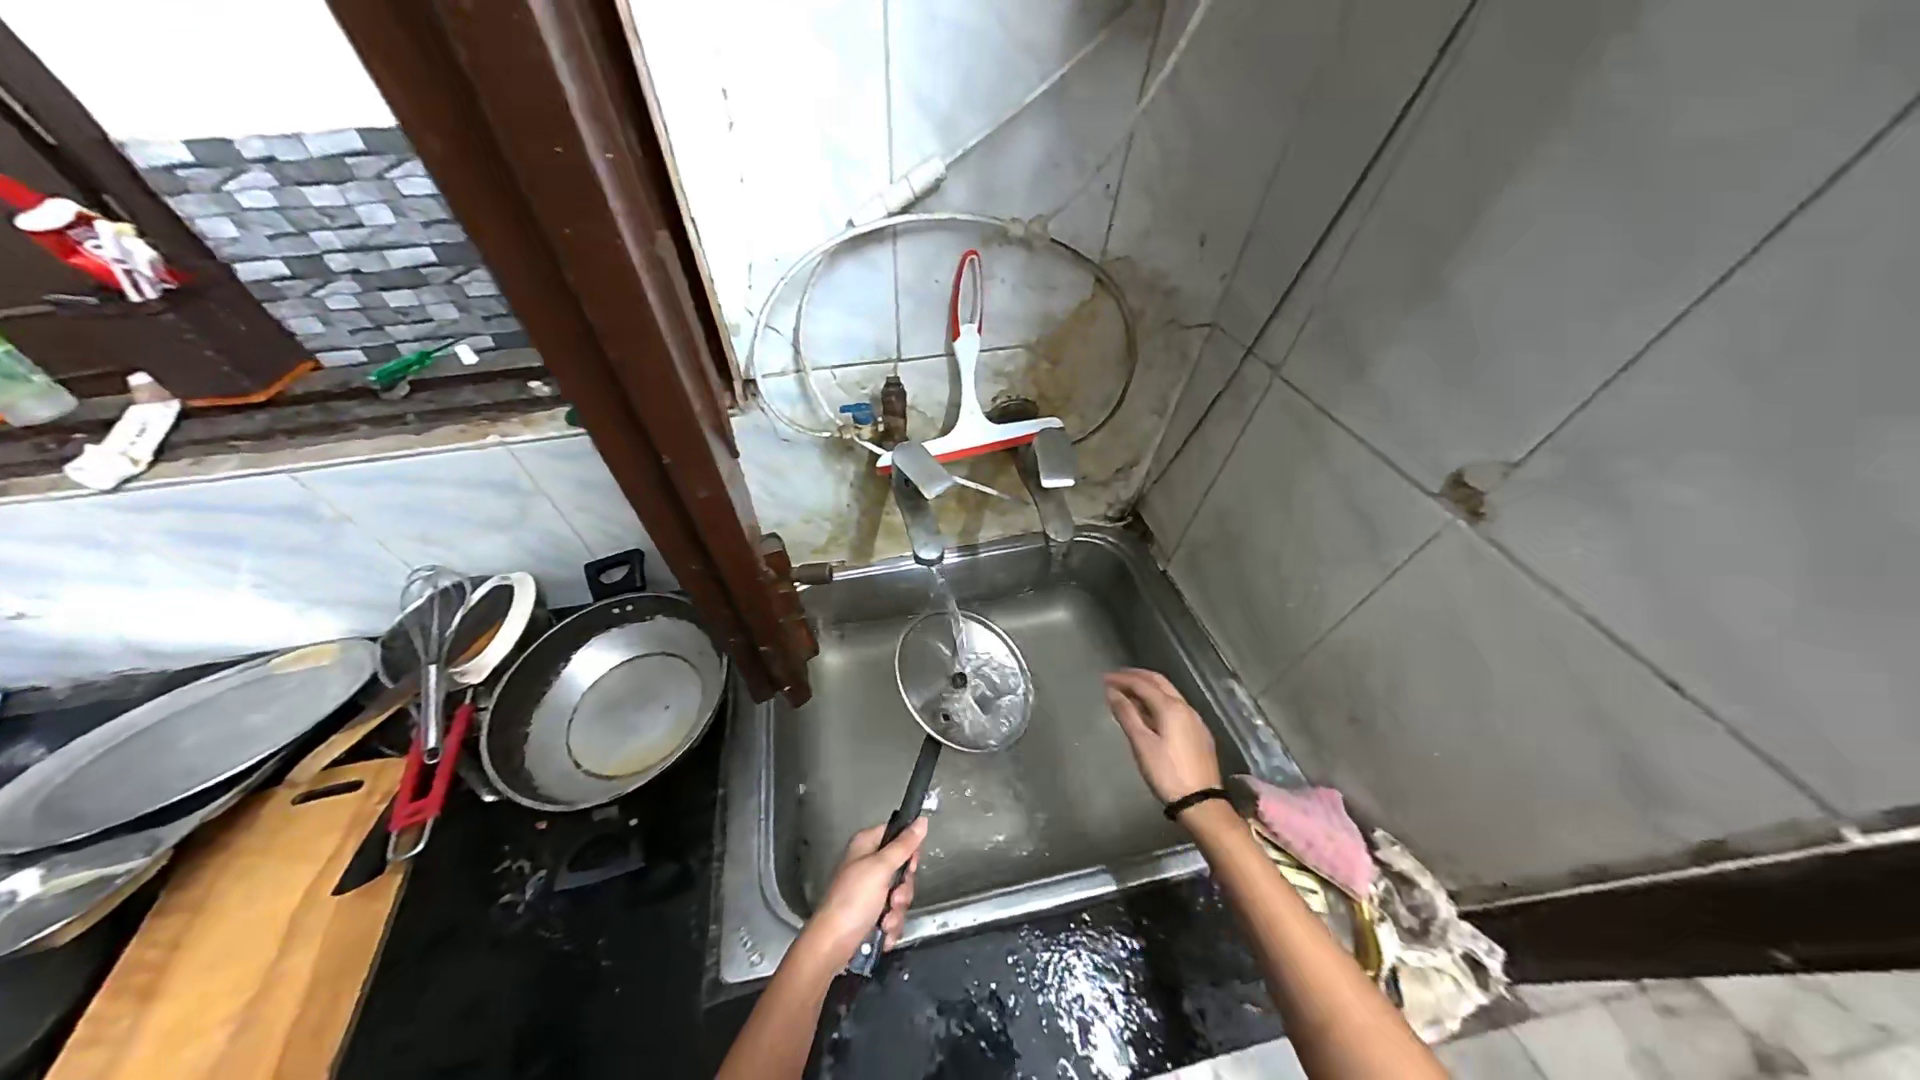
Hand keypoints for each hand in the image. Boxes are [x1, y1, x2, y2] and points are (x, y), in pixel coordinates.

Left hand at [797, 817, 927, 968]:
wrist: (833, 945)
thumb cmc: (854, 899)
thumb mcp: (881, 868)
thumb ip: (904, 845)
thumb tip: (922, 820)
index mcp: (866, 845)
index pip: (897, 835)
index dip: (908, 849)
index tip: (909, 865)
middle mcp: (869, 865)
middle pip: (903, 868)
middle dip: (903, 889)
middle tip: (893, 898)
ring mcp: (871, 891)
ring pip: (901, 894)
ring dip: (897, 911)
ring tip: (884, 921)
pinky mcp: (873, 913)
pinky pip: (894, 913)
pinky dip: (891, 925)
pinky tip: (882, 932)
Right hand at [1104, 668, 1221, 802]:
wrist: (1201, 802)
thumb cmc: (1166, 772)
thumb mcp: (1142, 743)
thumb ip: (1127, 715)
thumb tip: (1112, 692)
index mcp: (1171, 708)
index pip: (1143, 684)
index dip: (1122, 679)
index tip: (1104, 678)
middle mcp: (1185, 707)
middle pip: (1159, 682)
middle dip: (1137, 676)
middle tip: (1117, 677)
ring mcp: (1195, 719)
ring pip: (1169, 693)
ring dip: (1148, 688)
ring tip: (1129, 692)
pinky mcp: (1199, 732)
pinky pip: (1176, 706)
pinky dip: (1158, 700)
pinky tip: (1149, 711)